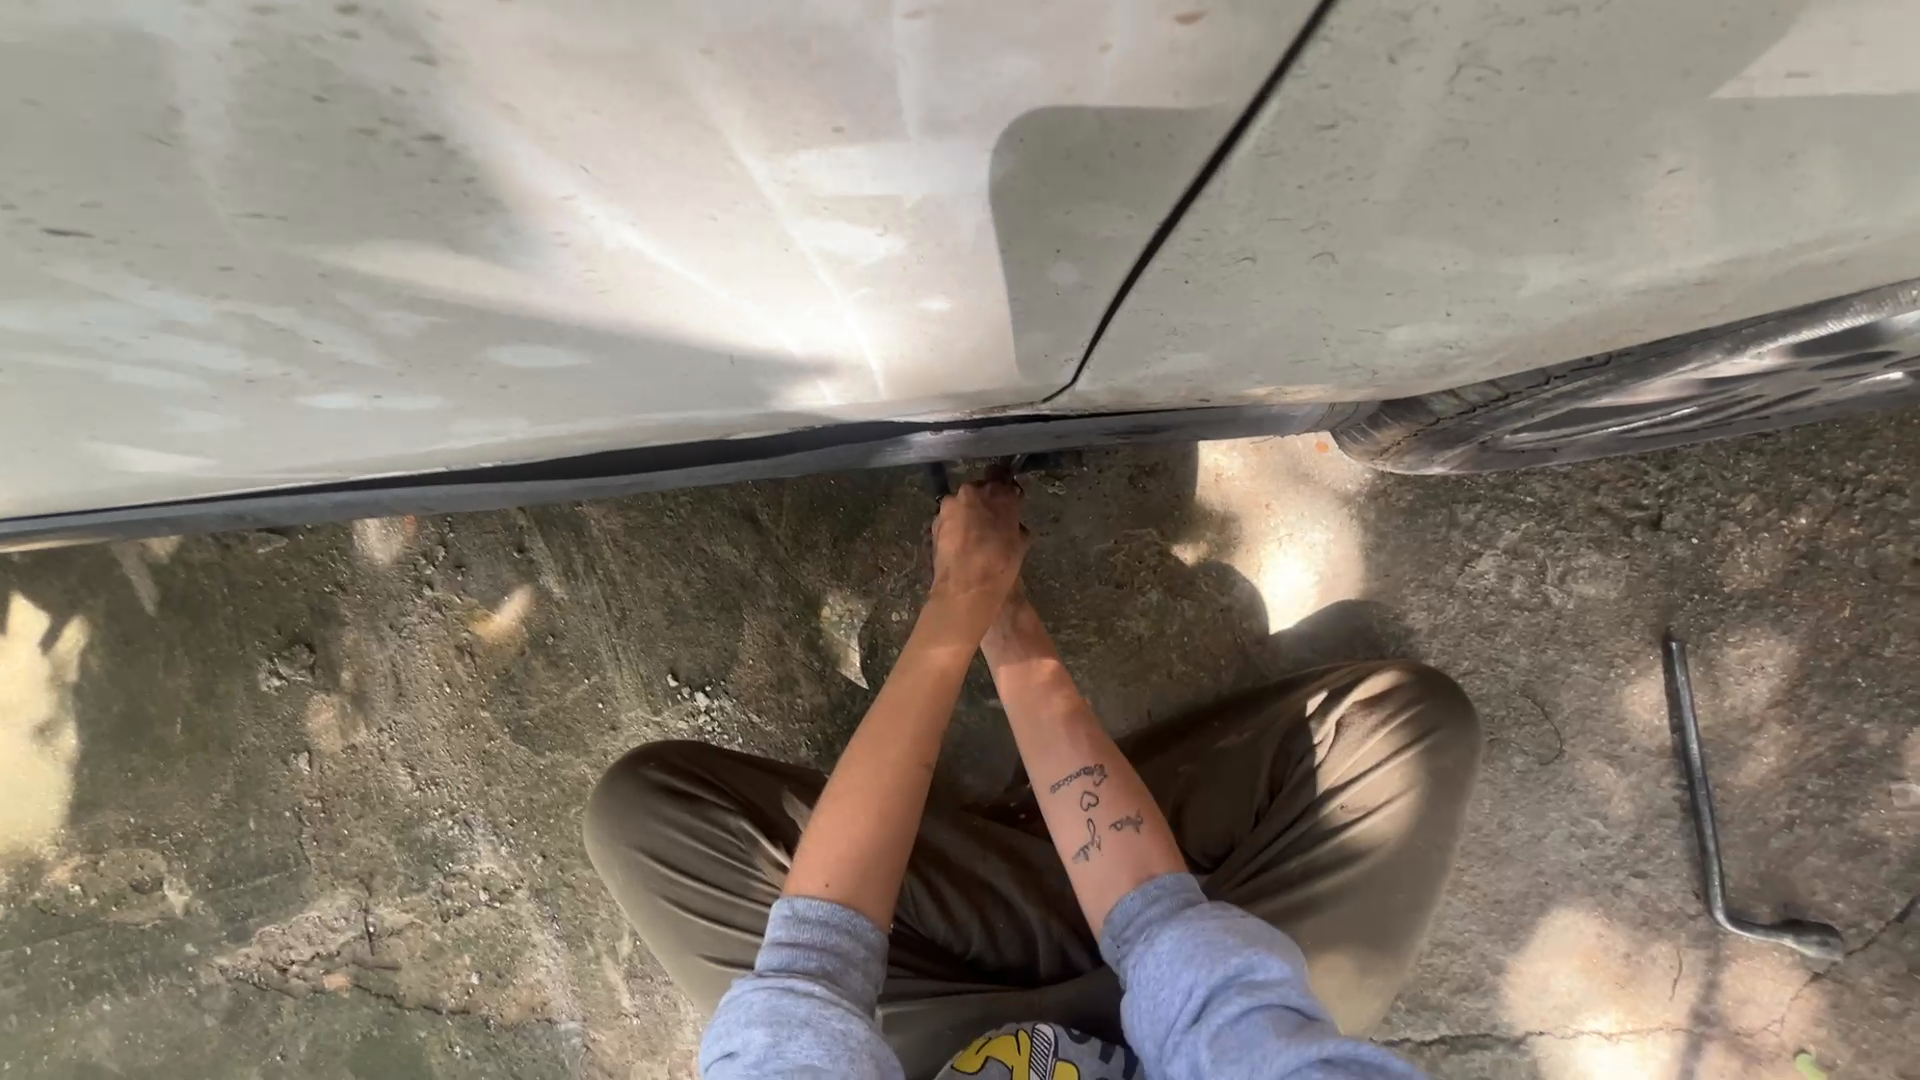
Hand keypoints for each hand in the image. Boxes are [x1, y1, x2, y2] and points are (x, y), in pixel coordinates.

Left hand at [929, 471, 1028, 625]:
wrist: (965, 587)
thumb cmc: (999, 564)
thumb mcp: (1019, 542)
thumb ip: (1014, 522)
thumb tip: (1013, 520)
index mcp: (995, 492)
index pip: (1002, 478)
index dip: (1005, 491)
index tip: (1010, 501)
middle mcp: (968, 492)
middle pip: (978, 490)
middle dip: (985, 503)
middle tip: (993, 522)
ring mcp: (948, 506)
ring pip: (961, 505)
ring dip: (968, 514)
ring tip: (976, 537)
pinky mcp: (934, 523)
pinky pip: (950, 520)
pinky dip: (956, 527)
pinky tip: (962, 545)